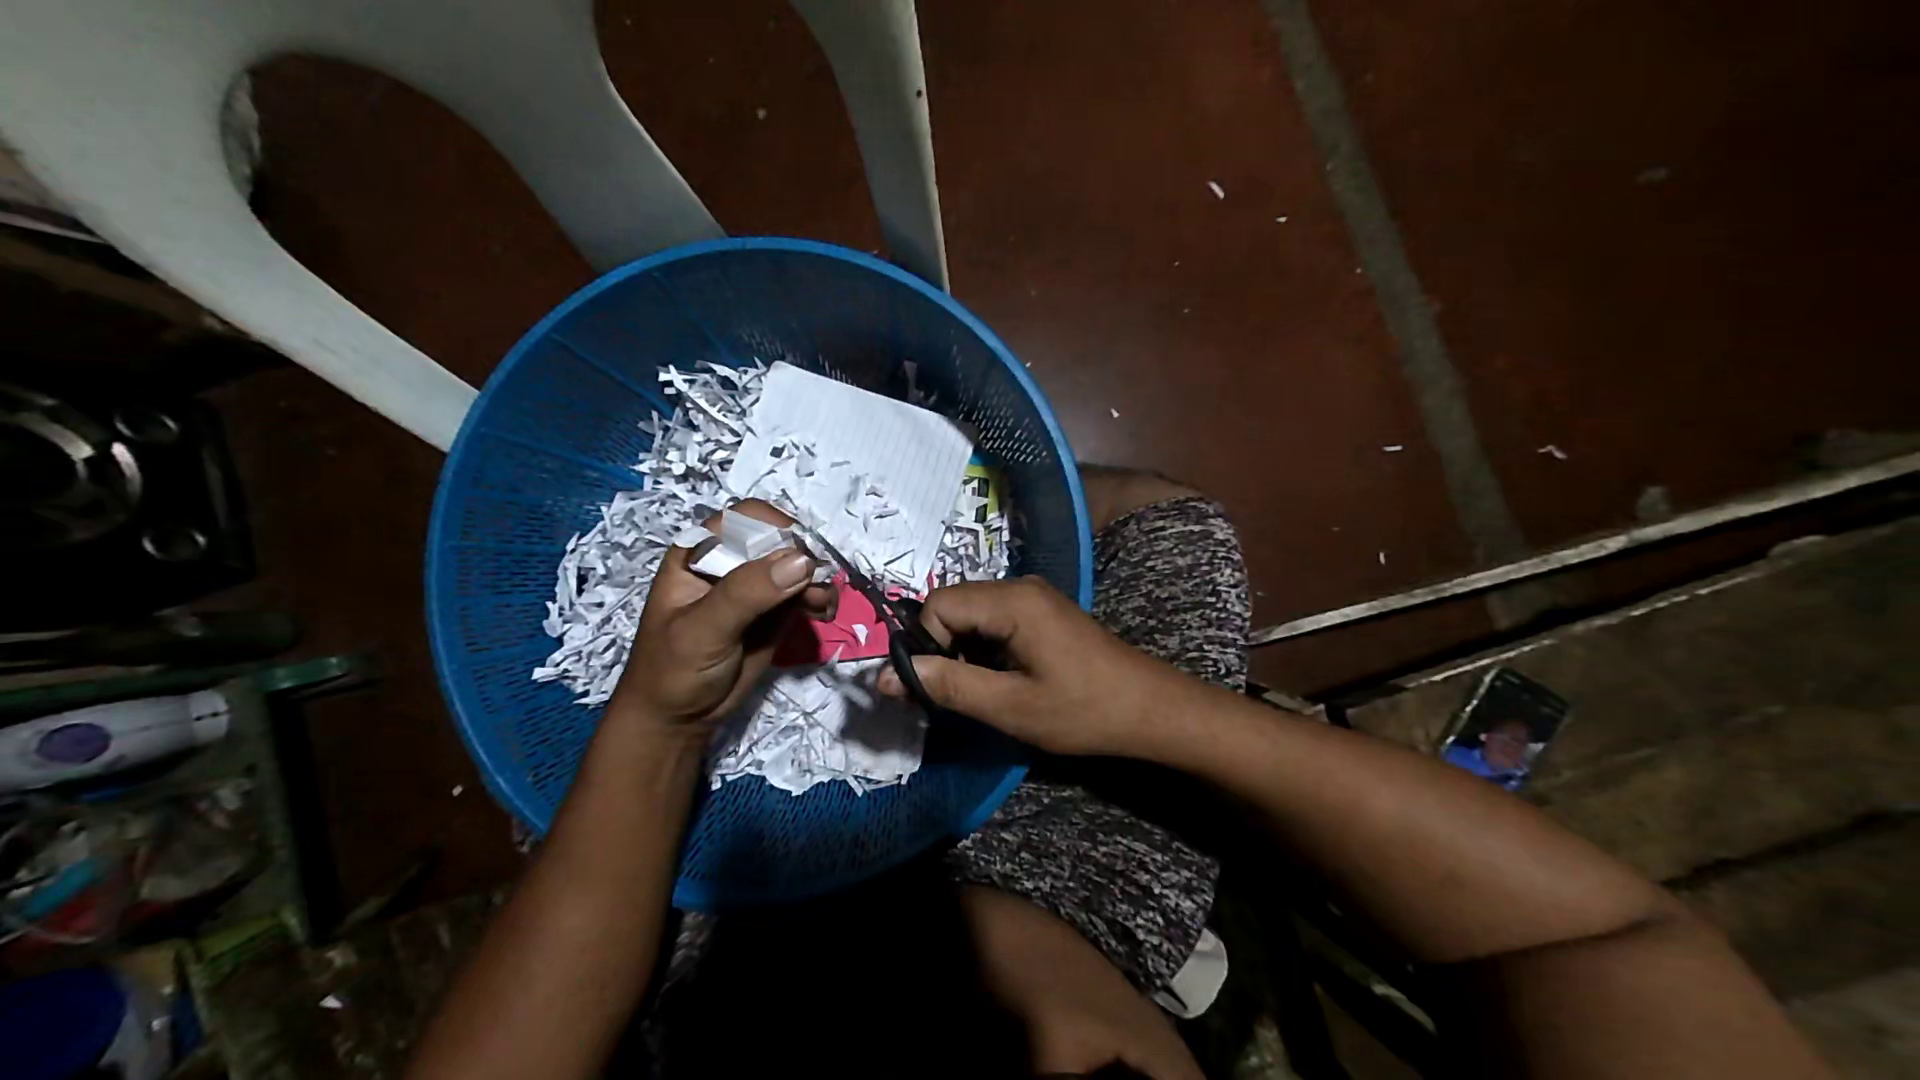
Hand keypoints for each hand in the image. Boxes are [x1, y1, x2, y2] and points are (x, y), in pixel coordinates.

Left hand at [613, 542, 829, 730]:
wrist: (679, 718)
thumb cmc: (673, 669)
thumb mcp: (702, 630)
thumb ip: (747, 593)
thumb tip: (802, 560)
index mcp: (699, 552)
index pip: (744, 520)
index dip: (775, 528)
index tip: (801, 554)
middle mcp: (731, 560)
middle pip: (779, 538)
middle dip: (804, 556)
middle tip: (814, 587)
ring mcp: (757, 584)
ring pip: (799, 563)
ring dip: (817, 578)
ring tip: (820, 606)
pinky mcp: (777, 608)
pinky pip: (807, 590)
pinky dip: (821, 596)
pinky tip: (823, 613)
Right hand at [876, 577, 1193, 756]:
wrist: (1150, 709)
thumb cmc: (1082, 711)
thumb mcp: (1009, 706)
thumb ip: (946, 686)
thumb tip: (884, 675)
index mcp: (1012, 600)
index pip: (938, 605)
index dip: (925, 645)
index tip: (935, 687)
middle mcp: (1020, 586)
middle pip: (953, 605)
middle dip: (942, 649)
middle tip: (957, 695)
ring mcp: (1034, 596)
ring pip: (971, 614)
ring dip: (963, 652)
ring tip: (983, 691)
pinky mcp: (1042, 611)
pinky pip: (994, 619)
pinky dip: (984, 649)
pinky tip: (1002, 680)